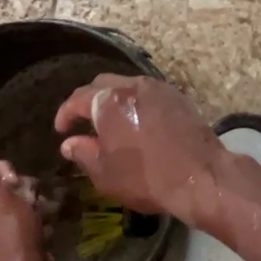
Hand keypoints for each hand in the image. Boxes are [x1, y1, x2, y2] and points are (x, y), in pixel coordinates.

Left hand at [0, 140, 56, 260]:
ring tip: (39, 214)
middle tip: (28, 200)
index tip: (14, 184)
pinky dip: (31, 220)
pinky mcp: (1, 248)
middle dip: (18, 189)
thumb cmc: (5, 236)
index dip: (1, 175)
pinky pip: (17, 222)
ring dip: (30, 203)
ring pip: (11, 202)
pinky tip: (42, 225)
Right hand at [53, 75, 226, 223]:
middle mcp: (134, 85)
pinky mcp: (177, 96)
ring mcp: (159, 87)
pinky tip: (135, 122)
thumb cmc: (146, 177)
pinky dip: (135, 102)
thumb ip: (84, 153)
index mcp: (110, 101)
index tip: (61, 129)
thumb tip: (70, 143)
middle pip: (103, 83)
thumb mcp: (105, 173)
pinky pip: (148, 92)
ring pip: (127, 85)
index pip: (79, 98)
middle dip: (88, 100)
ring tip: (109, 123)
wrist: (199, 173)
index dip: (65, 113)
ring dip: (114, 100)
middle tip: (82, 122)